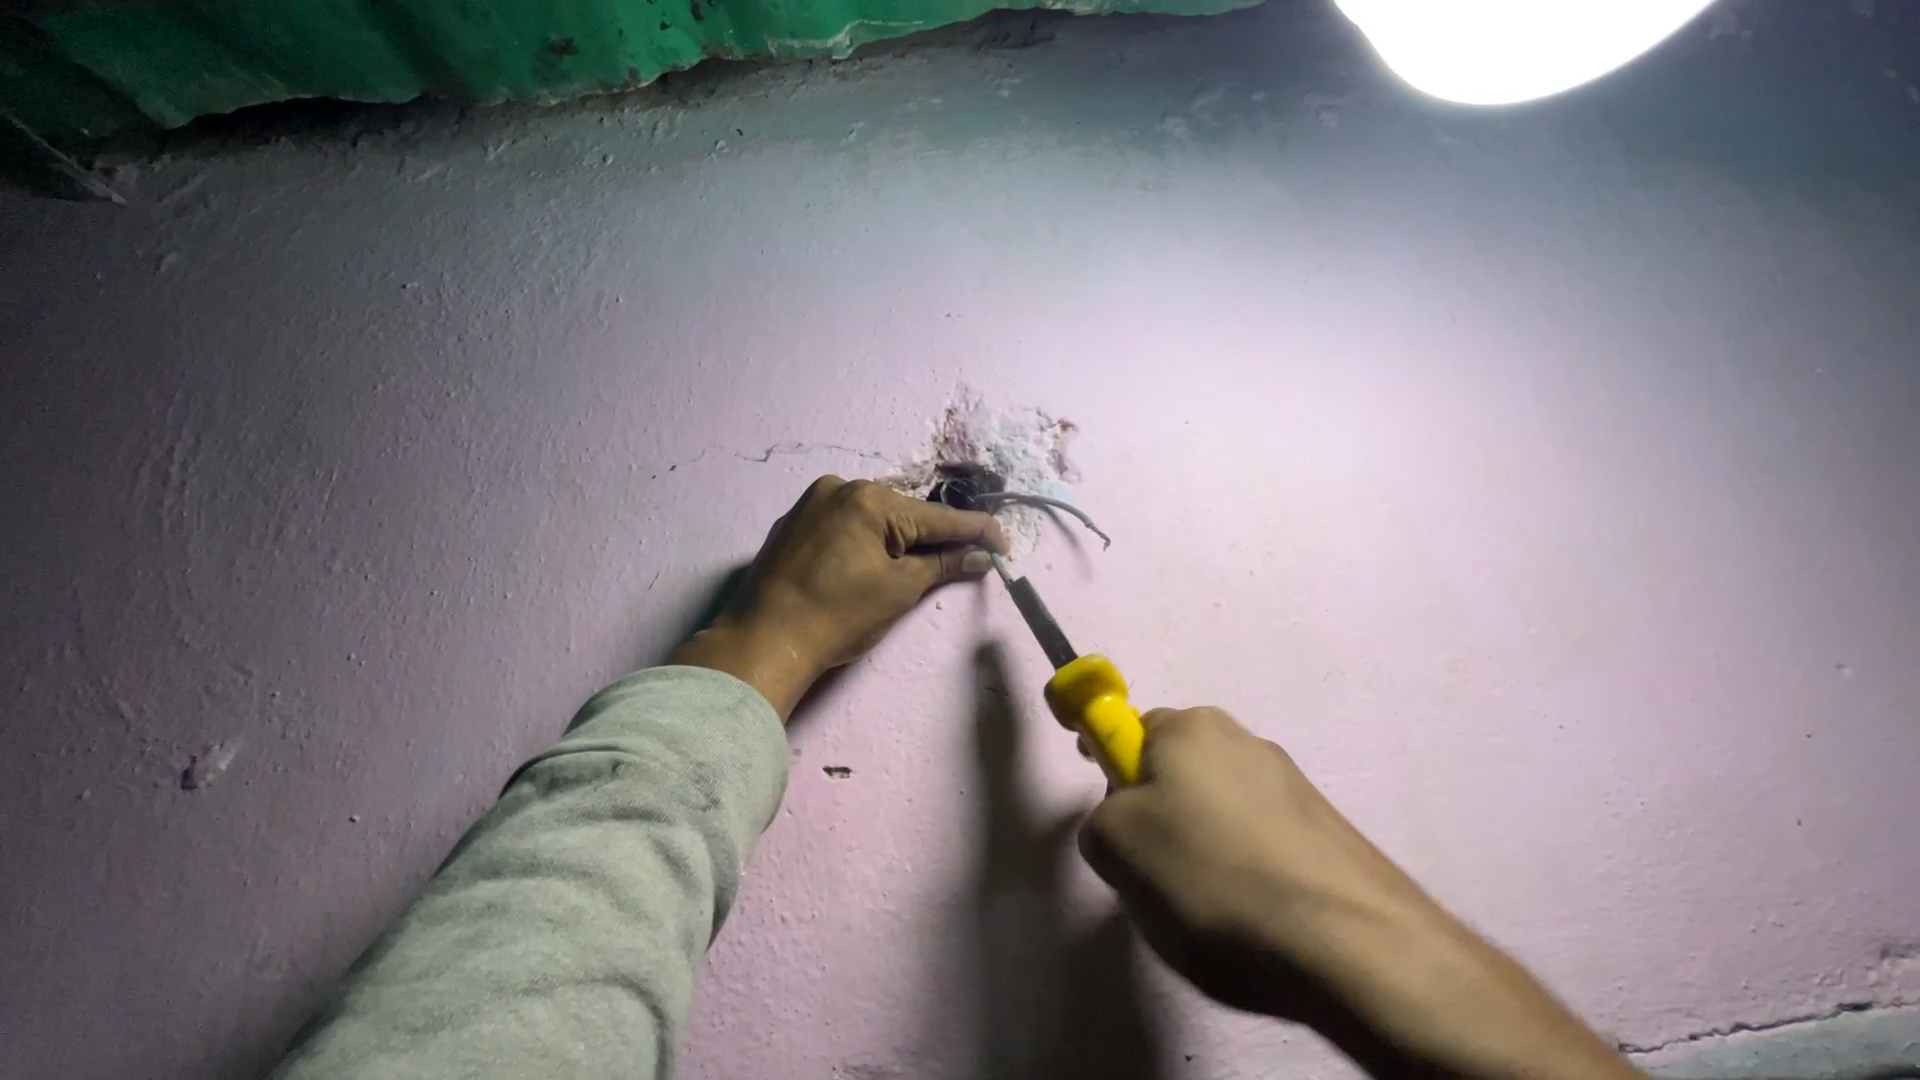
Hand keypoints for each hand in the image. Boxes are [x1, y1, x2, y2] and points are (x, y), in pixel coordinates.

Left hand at [672, 476, 1006, 719]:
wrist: (763, 642)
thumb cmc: (838, 616)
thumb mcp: (900, 589)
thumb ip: (944, 564)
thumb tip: (981, 556)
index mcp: (869, 498)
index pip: (938, 516)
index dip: (976, 531)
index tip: (1004, 544)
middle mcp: (839, 487)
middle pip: (905, 513)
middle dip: (934, 537)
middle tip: (965, 560)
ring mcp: (810, 504)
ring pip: (873, 519)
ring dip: (898, 540)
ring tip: (915, 570)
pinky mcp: (792, 525)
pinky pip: (844, 526)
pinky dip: (865, 543)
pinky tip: (869, 567)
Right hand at [1081, 708, 1639, 1079]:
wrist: (1350, 942)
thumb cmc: (1213, 878)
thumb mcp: (1115, 847)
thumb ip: (1098, 818)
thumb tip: (1124, 821)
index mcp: (1188, 727)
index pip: (1127, 726)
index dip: (1109, 763)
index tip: (1111, 816)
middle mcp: (1242, 739)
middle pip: (1173, 767)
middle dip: (1154, 811)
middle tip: (1150, 868)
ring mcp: (1291, 783)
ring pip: (1215, 806)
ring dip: (1199, 843)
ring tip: (1206, 904)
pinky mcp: (1324, 828)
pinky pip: (1258, 838)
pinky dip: (1243, 867)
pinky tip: (1249, 913)